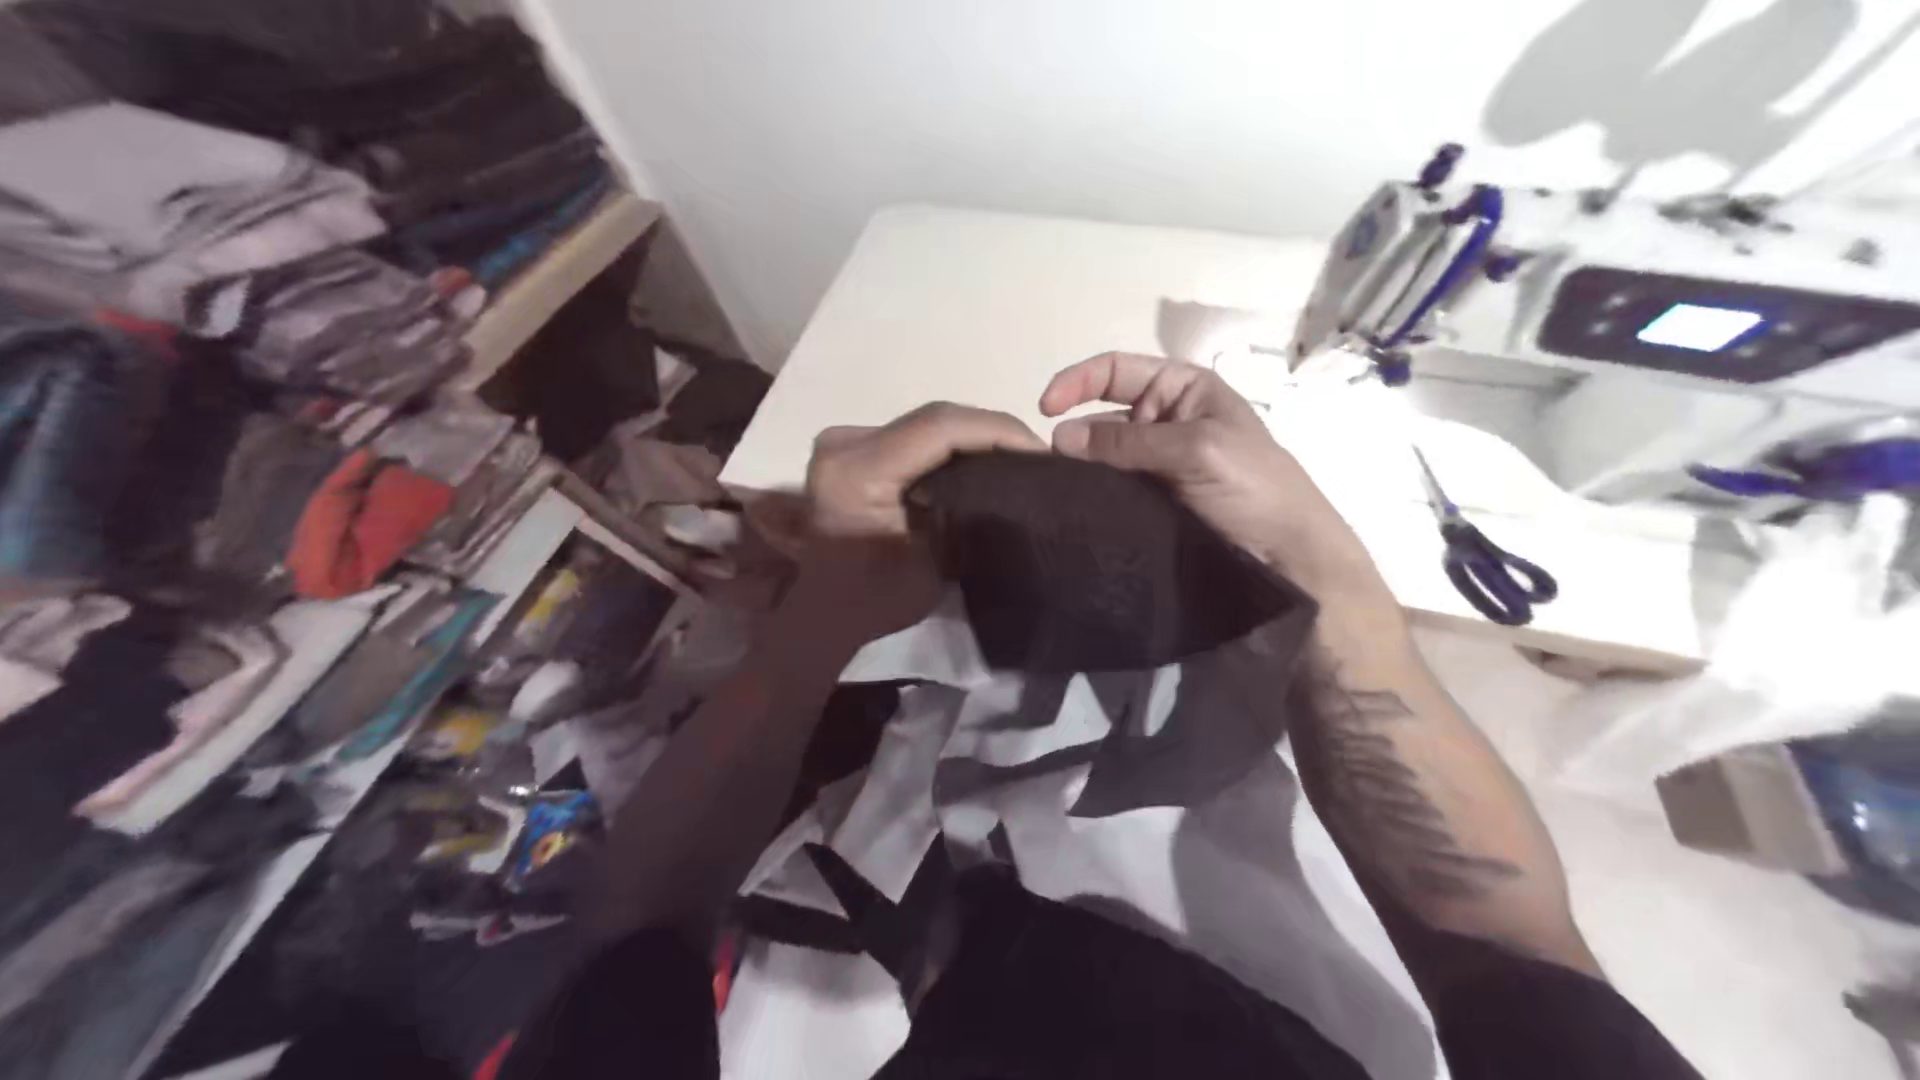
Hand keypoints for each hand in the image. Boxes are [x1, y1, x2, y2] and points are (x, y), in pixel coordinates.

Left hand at [787, 402, 1046, 644]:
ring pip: (925, 424)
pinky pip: (912, 436)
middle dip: (991, 432)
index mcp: (857, 472)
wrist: (821, 612)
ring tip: (1014, 458)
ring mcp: (844, 443)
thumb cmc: (872, 602)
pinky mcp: (852, 451)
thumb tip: (1010, 485)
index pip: (939, 427)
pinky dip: (949, 447)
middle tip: (1035, 457)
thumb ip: (967, 516)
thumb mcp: (930, 568)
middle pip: (933, 418)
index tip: (1041, 454)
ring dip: (972, 438)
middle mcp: (843, 444)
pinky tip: (979, 462)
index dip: (998, 431)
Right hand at [1040, 352, 1394, 614]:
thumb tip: (1059, 437)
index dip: (1076, 382)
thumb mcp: (1194, 448)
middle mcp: (1163, 420)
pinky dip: (1092, 492)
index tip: (1044, 410)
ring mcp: (1155, 463)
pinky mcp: (1149, 499)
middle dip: (1074, 433)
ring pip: (1102, 456)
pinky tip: (1074, 506)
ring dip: (1080, 468)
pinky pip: (1111, 487)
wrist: (1287, 554)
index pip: (1115, 371)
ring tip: (1057, 490)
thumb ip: (1126, 441)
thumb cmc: (1253, 485)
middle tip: (1049, 467)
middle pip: (1102, 414)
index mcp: (1181, 389)